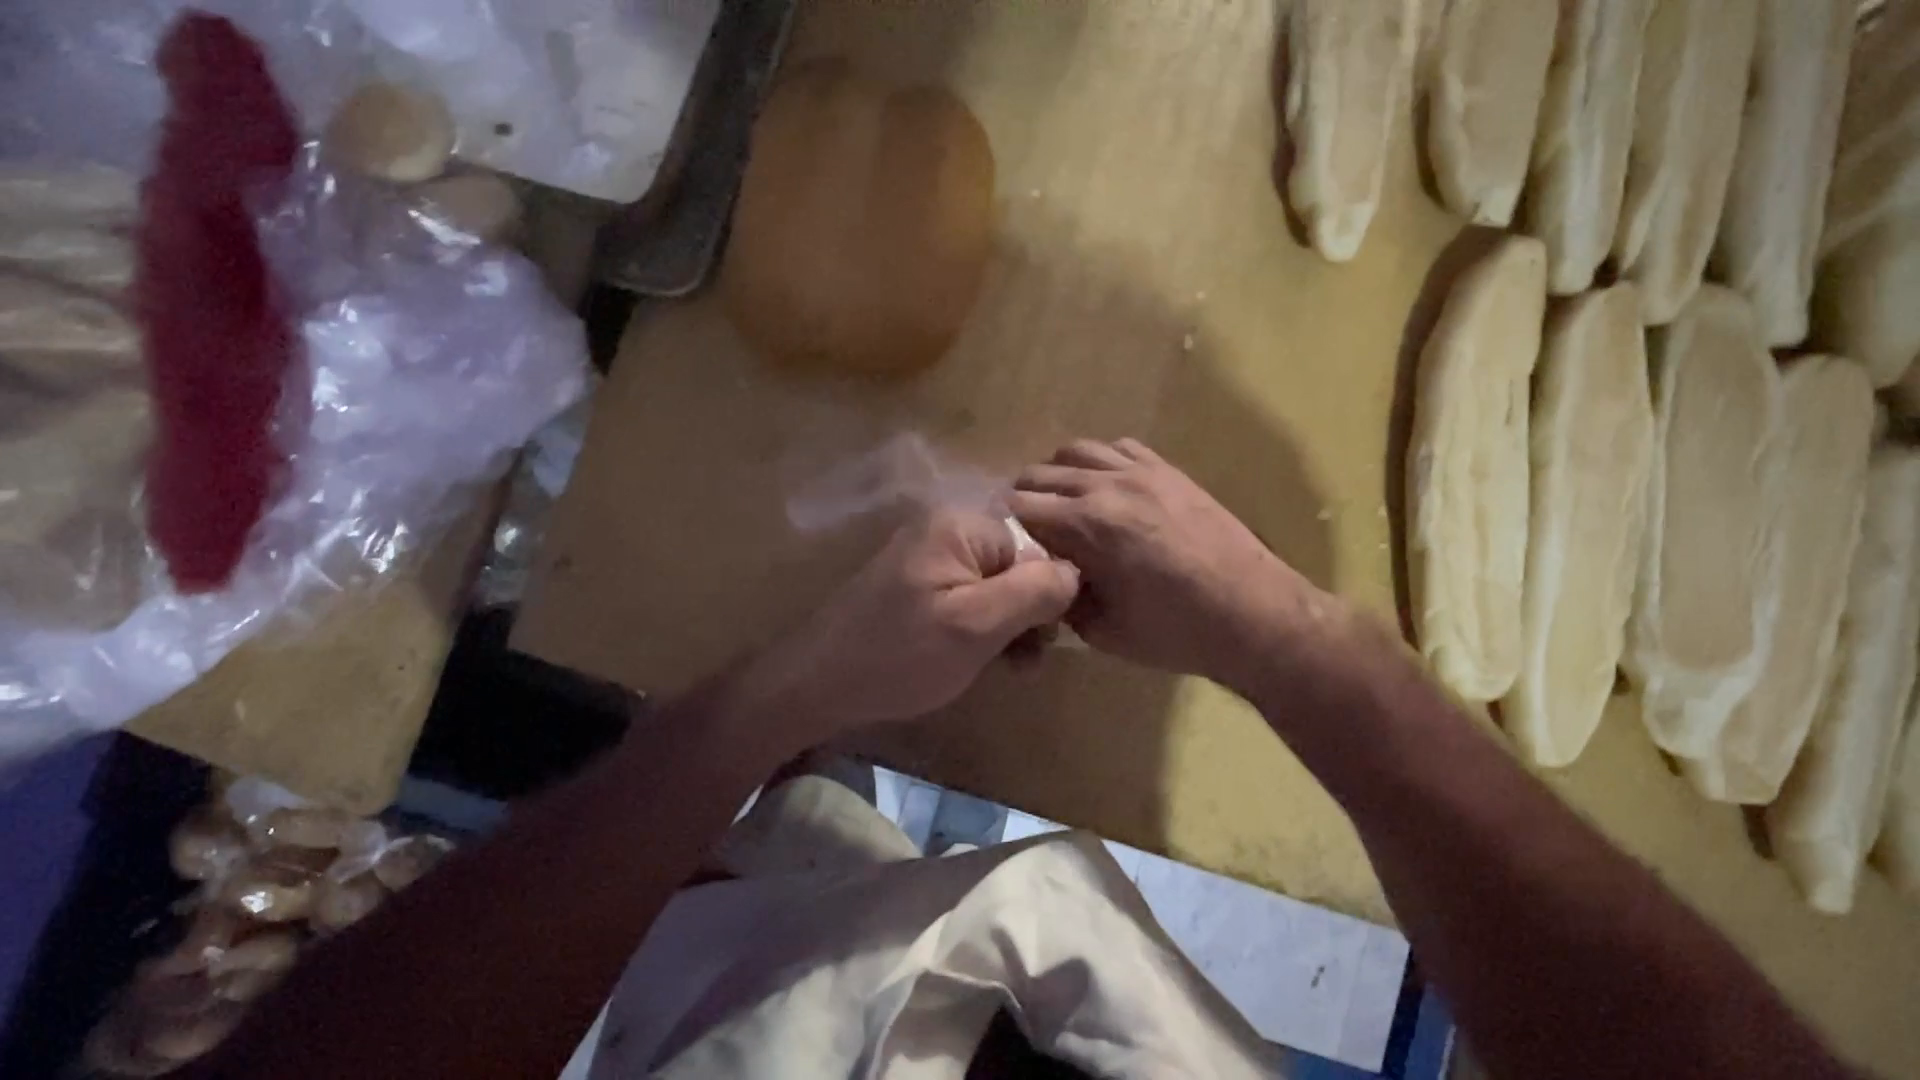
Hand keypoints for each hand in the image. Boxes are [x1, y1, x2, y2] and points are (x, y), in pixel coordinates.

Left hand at [741, 509, 1080, 742]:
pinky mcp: (917, 589)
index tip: (1045, 639)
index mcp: (962, 526)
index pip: (1036, 547)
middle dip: (1027, 614)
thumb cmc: (901, 655)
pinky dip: (980, 631)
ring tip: (1007, 669)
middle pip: (1016, 567)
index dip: (1049, 593)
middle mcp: (946, 532)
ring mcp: (928, 561)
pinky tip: (981, 663)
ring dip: (1007, 629)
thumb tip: (1078, 569)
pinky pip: (967, 602)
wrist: (817, 685)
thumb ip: (1034, 592)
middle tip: (1023, 661)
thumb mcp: (977, 626)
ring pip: (995, 590)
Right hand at [1010, 438, 1337, 691]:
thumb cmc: (1175, 632)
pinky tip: (1107, 490)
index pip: (1019, 507)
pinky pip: (1120, 447)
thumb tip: (1047, 579)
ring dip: (1059, 476)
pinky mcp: (1169, 471)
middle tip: (1032, 533)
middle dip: (1025, 501)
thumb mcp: (1102, 630)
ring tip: (1066, 505)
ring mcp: (1142, 472)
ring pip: (1076, 451)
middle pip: (1040, 474)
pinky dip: (1100, 463)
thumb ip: (1063, 598)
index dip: (1006, 529)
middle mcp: (1107, 486)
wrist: (1254, 616)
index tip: (1010, 550)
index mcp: (1086, 526)